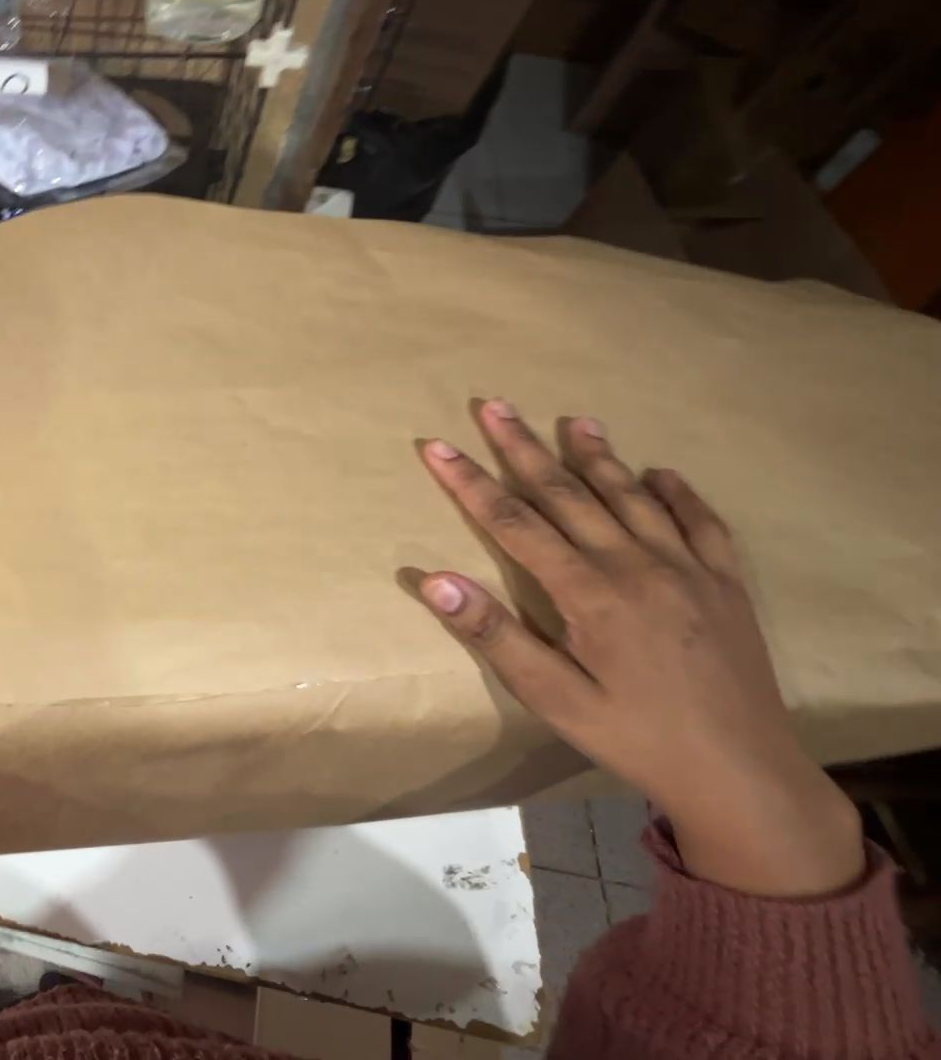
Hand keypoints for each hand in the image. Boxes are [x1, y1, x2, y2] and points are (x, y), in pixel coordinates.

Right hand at [414, 400, 861, 897]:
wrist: (742, 774)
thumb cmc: (630, 735)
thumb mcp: (548, 696)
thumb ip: (492, 633)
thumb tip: (436, 579)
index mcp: (590, 593)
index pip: (514, 524)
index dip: (470, 483)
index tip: (437, 447)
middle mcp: (639, 566)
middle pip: (568, 495)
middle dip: (522, 449)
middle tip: (493, 404)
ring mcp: (689, 571)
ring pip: (632, 498)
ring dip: (596, 456)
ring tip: (572, 419)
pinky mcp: (726, 586)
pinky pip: (702, 524)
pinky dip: (678, 493)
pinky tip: (662, 472)